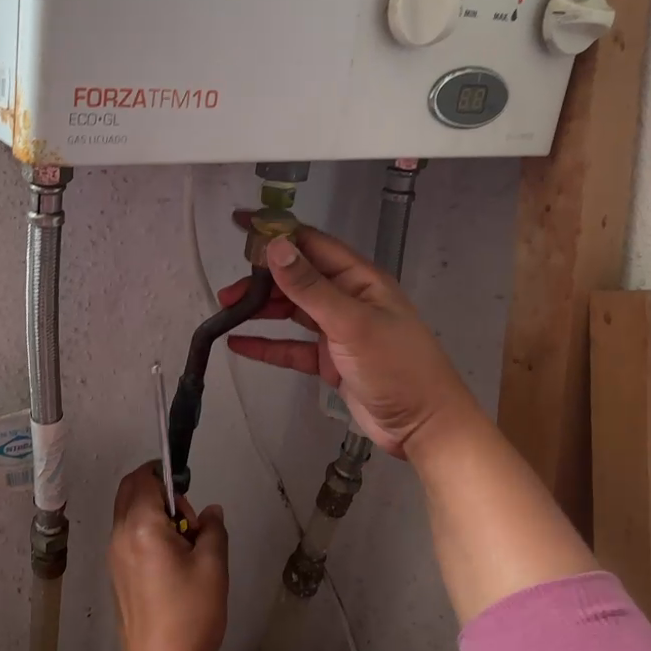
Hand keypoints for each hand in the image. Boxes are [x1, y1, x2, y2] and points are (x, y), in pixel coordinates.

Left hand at [108, 461, 228, 650]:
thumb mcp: (214, 568)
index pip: (144, 478)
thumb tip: (210, 512)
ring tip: (185, 545)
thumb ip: (212, 530)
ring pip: (128, 514)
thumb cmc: (190, 615)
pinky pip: (128, 536)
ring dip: (153, 513)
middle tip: (188, 520)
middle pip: (129, 490)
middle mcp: (120, 535)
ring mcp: (114, 556)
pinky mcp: (116, 574)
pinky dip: (147, 533)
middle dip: (158, 491)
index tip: (190, 498)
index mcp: (140, 526)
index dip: (167, 477)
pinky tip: (173, 564)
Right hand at [222, 228, 481, 456]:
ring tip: (227, 311)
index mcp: (359, 280)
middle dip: (261, 278)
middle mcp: (347, 299)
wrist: (423, 426)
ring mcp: (338, 331)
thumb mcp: (351, 323)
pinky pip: (291, 346)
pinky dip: (267, 344)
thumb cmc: (397, 367)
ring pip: (291, 310)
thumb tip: (276, 247)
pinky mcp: (329, 361)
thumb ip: (310, 286)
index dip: (277, 233)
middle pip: (297, 278)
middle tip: (228, 287)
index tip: (242, 225)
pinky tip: (239, 343)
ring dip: (260, 309)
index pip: (312, 244)